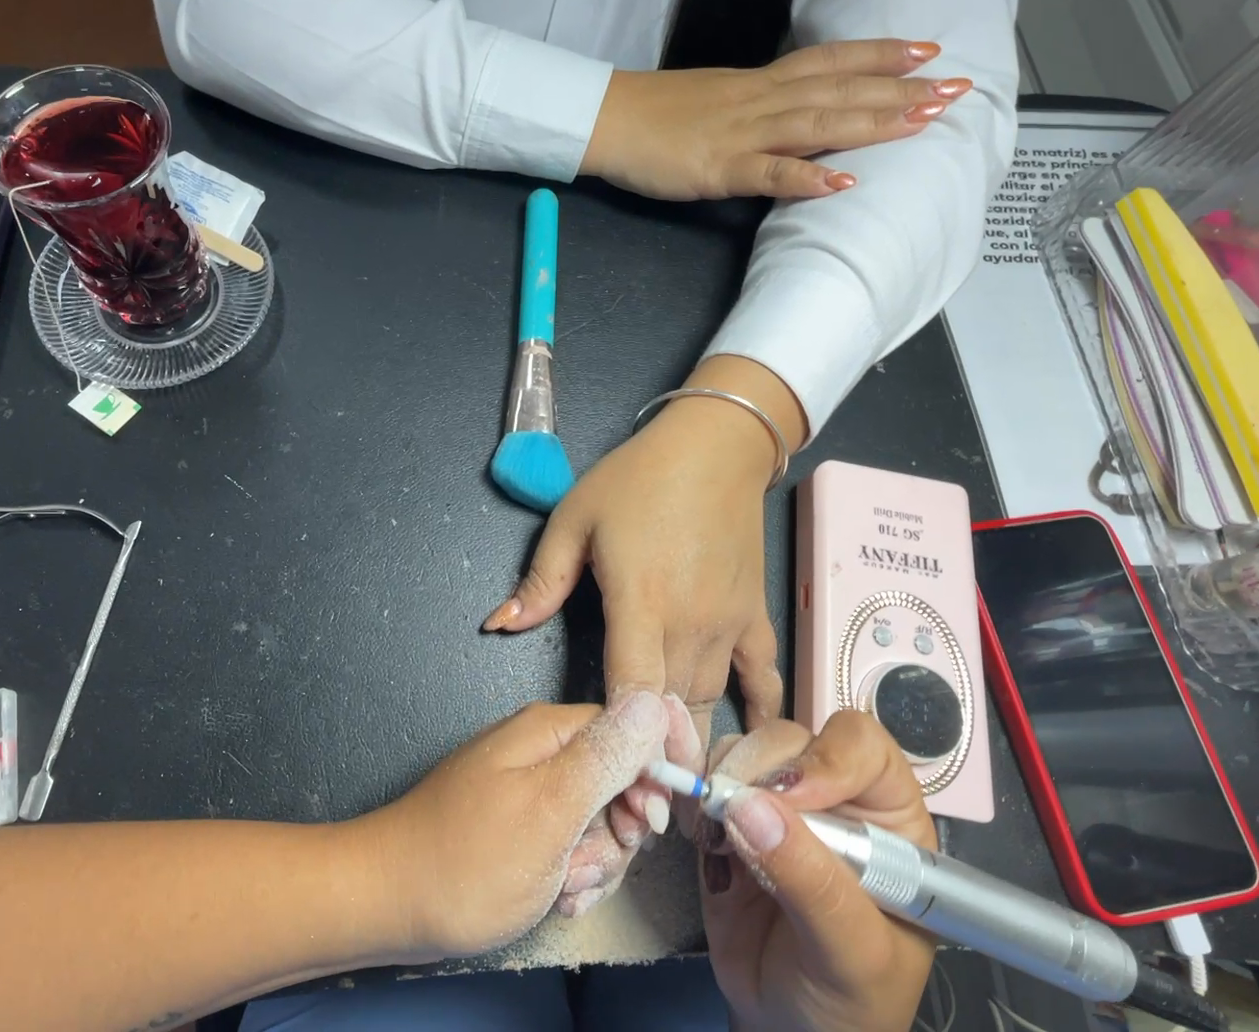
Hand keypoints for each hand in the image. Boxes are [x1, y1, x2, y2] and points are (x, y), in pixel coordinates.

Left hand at [359, 691, 679, 958]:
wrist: (388, 903)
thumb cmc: (469, 861)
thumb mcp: (549, 810)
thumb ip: (605, 756)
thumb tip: (653, 699)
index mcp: (550, 732)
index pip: (634, 727)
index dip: (657, 774)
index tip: (657, 824)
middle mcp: (541, 750)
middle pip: (619, 780)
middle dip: (618, 833)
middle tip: (586, 865)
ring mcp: (528, 787)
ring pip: (598, 820)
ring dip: (594, 862)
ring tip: (561, 887)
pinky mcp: (519, 823)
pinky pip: (569, 842)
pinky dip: (571, 873)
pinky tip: (555, 897)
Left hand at [483, 355, 799, 909]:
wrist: (715, 448)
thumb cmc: (636, 482)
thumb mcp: (574, 521)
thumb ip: (540, 582)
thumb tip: (498, 624)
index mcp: (641, 604)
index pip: (633, 691)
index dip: (627, 745)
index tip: (617, 789)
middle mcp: (690, 625)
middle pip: (673, 709)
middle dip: (657, 760)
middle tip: (638, 811)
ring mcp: (729, 624)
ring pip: (711, 700)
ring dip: (694, 743)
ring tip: (677, 791)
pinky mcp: (756, 615)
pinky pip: (760, 675)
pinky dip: (754, 712)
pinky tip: (746, 748)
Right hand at [581, 39, 970, 200]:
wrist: (609, 120)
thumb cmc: (654, 116)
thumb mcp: (712, 103)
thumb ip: (751, 112)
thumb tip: (780, 123)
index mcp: (757, 85)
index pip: (829, 62)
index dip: (879, 55)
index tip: (926, 51)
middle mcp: (759, 101)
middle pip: (839, 90)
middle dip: (900, 90)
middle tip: (955, 89)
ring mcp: (741, 134)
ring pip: (817, 122)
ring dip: (872, 122)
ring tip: (923, 122)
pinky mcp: (718, 167)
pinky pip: (769, 171)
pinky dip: (807, 176)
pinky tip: (842, 181)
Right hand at [700, 712, 936, 1031]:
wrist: (786, 1031)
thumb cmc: (848, 1001)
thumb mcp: (849, 952)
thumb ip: (809, 880)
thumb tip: (748, 806)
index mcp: (887, 821)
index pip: (863, 750)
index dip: (826, 758)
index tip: (790, 797)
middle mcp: (833, 799)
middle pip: (792, 740)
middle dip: (756, 768)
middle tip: (726, 813)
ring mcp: (776, 806)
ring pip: (743, 750)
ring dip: (717, 779)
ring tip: (711, 837)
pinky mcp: (729, 817)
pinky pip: (704, 777)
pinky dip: (690, 794)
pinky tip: (696, 834)